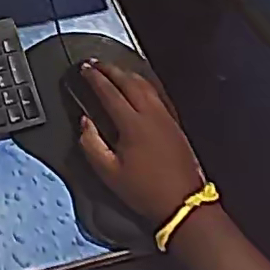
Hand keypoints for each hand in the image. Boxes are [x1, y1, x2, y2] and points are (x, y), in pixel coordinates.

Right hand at [76, 61, 205, 221]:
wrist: (185, 206)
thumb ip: (91, 144)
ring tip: (113, 69)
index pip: (109, 92)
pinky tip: (138, 86)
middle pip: (129, 82)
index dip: (95, 78)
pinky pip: (157, 95)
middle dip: (110, 69)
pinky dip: (143, 84)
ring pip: (146, 85)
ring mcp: (166, 118)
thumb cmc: (144, 190)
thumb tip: (85, 121)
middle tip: (95, 63)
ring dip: (127, 73)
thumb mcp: (108, 173)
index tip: (84, 69)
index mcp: (132, 125)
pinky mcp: (175, 124)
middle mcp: (150, 115)